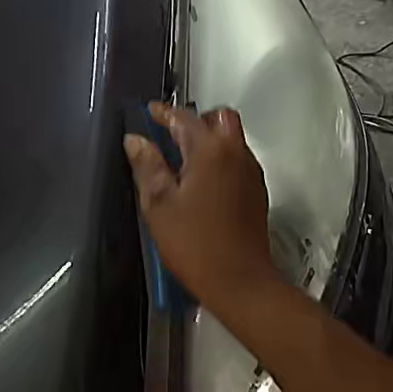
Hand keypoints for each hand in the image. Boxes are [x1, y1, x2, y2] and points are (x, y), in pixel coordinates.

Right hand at [123, 102, 278, 309]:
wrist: (239, 279)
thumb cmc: (197, 245)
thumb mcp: (159, 204)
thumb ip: (147, 166)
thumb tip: (136, 141)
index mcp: (210, 150)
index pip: (184, 118)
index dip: (163, 112)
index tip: (149, 112)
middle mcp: (236, 153)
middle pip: (218, 118)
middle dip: (193, 120)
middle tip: (168, 134)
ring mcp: (249, 171)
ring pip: (231, 137)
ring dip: (208, 138)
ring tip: (180, 159)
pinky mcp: (256, 190)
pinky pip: (237, 159)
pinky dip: (219, 158)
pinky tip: (200, 181)